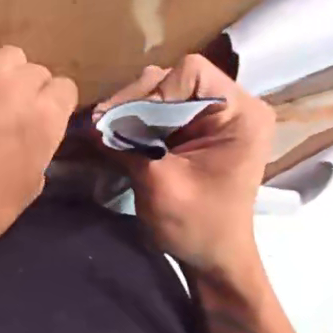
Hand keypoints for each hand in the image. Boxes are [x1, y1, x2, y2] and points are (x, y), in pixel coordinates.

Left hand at [0, 46, 77, 260]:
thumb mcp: (31, 184)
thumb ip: (41, 145)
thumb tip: (35, 131)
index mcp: (44, 118)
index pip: (65, 89)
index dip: (55, 106)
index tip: (43, 121)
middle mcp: (16, 87)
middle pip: (36, 70)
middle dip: (30, 90)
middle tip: (13, 113)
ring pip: (7, 56)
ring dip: (5, 74)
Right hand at [95, 54, 274, 274]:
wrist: (214, 259)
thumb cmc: (197, 227)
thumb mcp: (160, 185)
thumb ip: (129, 146)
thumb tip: (92, 123)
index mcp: (240, 114)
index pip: (191, 73)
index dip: (153, 92)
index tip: (125, 123)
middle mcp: (232, 106)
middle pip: (174, 78)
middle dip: (136, 102)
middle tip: (104, 127)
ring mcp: (215, 117)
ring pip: (164, 92)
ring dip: (133, 111)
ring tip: (109, 133)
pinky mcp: (198, 130)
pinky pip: (163, 111)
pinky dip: (139, 122)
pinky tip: (120, 138)